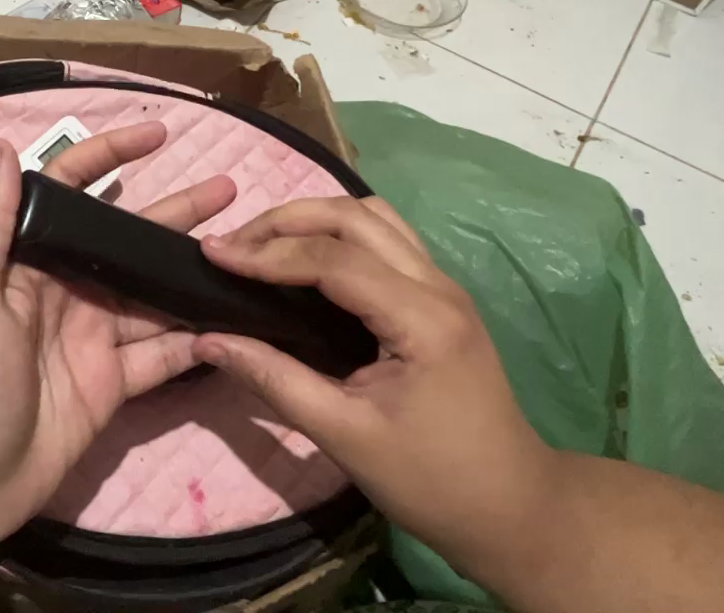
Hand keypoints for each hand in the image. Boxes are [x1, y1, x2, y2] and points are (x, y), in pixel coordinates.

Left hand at [0, 121, 237, 558]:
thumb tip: (5, 146)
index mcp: (25, 259)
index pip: (70, 191)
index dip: (108, 156)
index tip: (156, 134)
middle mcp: (61, 289)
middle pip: (125, 240)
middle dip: (173, 211)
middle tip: (227, 187)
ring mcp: (89, 337)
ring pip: (150, 292)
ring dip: (189, 270)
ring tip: (242, 250)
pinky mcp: (110, 385)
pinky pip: (159, 355)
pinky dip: (192, 339)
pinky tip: (230, 322)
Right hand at [192, 196, 556, 567]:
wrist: (515, 508)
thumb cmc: (432, 480)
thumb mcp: (343, 436)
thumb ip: (273, 380)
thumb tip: (208, 341)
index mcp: (421, 320)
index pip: (333, 259)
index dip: (267, 253)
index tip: (212, 255)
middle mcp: (437, 285)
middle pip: (353, 216)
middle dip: (285, 221)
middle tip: (233, 244)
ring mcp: (443, 284)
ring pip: (372, 215)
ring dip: (314, 218)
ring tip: (264, 243)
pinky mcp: (438, 292)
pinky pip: (385, 236)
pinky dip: (338, 231)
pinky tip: (308, 255)